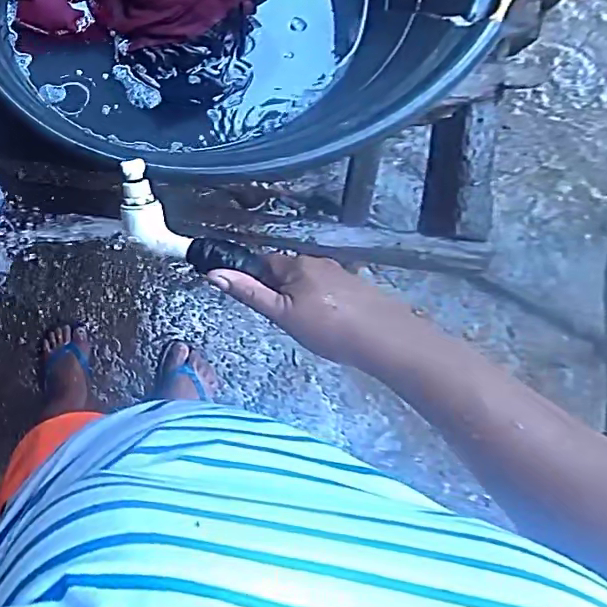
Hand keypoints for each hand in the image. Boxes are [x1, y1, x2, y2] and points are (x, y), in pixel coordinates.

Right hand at [205, 253, 425, 365]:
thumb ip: (247, 292)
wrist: (393, 344)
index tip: (262, 303)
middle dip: (281, 291)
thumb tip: (213, 272)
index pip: (262, 263)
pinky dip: (328, 304)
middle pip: (287, 272)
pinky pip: (333, 291)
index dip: (255, 281)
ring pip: (311, 283)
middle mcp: (318, 262)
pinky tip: (336, 324)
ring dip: (306, 298)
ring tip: (314, 326)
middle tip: (287, 319)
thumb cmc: (330, 328)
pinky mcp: (363, 288)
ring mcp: (343, 274)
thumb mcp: (281, 314)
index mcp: (295, 264)